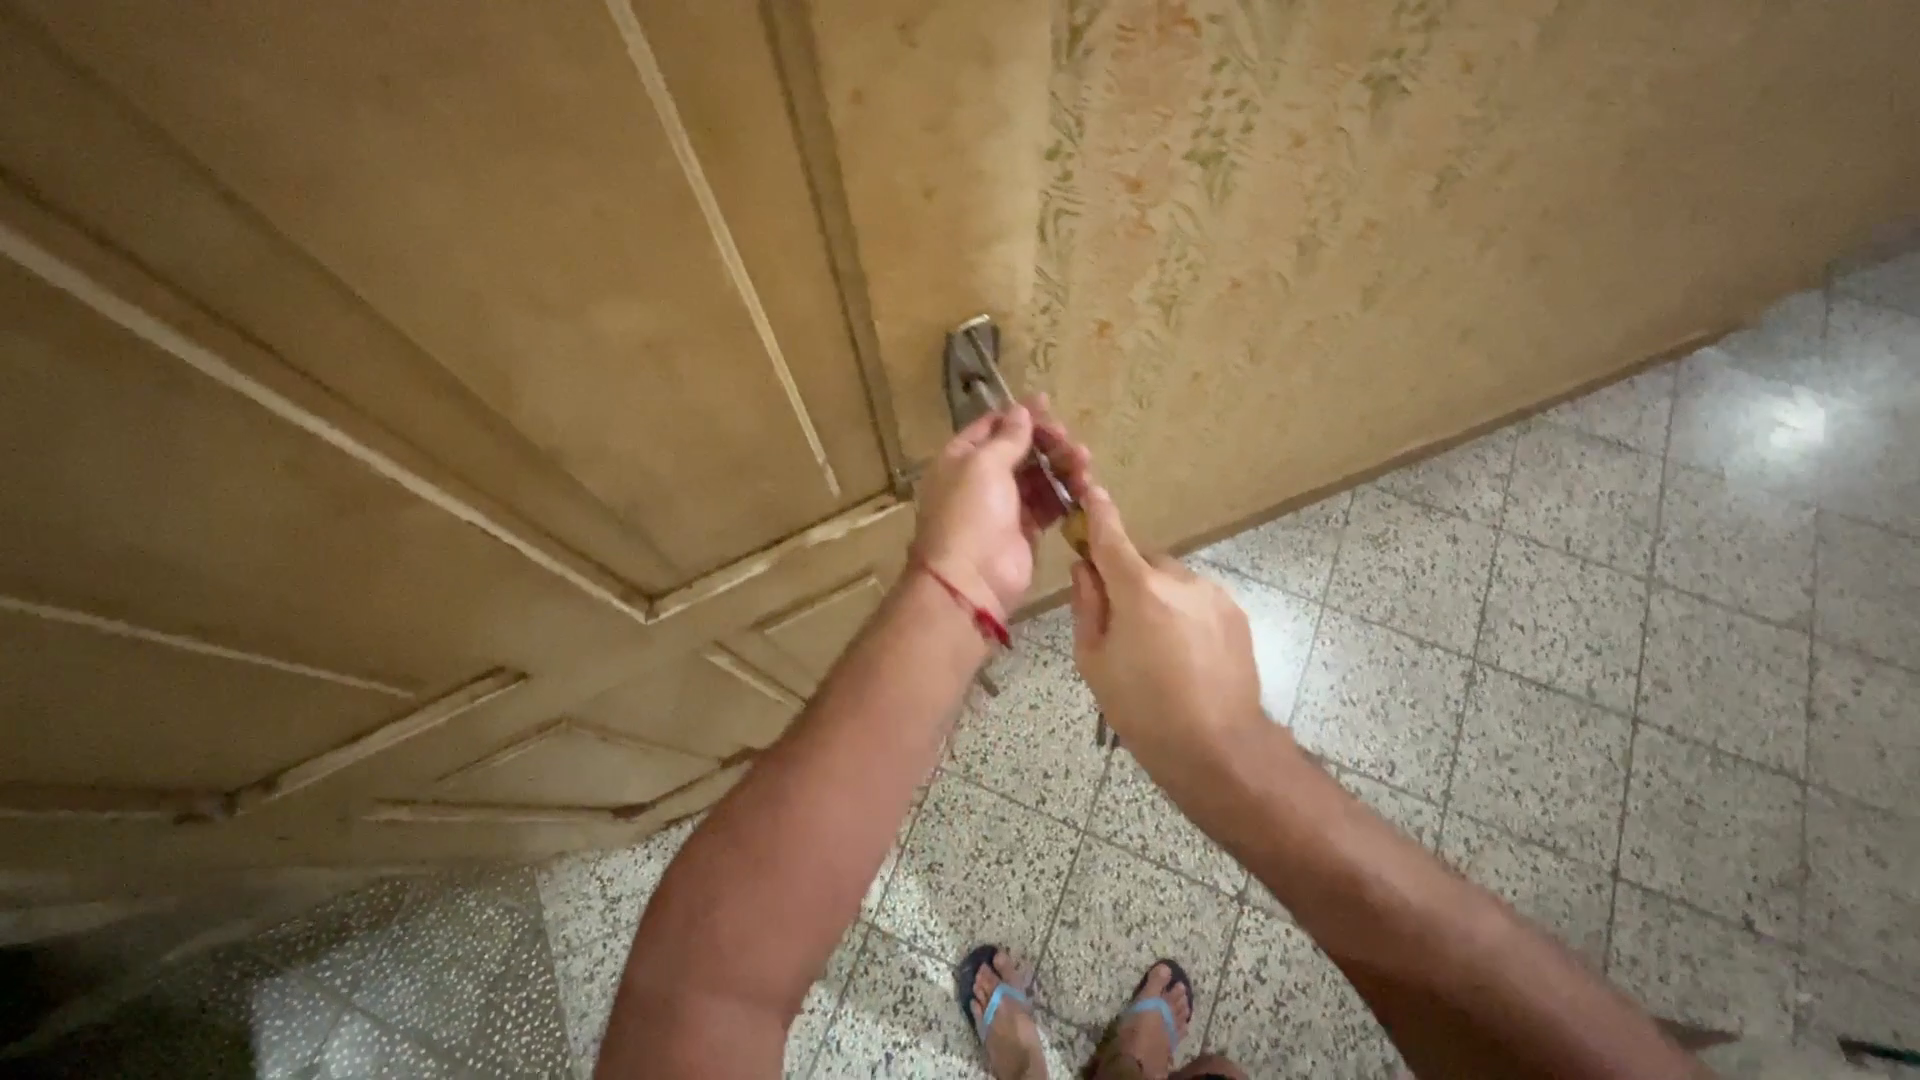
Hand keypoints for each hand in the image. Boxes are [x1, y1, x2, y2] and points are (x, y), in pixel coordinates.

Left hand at [912, 395, 1090, 619]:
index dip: (1019, 415)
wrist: (971, 580)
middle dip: (1047, 442)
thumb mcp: (984, 465)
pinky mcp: (1024, 530)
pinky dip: (1065, 494)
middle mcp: (979, 480)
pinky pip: (1048, 505)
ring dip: (1061, 466)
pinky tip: (1085, 487)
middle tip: (1070, 441)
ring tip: (1084, 463)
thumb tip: (1021, 412)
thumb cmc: (971, 513)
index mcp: (960, 459)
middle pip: (1018, 451)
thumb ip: (1007, 438)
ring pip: (1037, 477)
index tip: (1048, 405)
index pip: (991, 428)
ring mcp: (1002, 507)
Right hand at [1067, 489, 1275, 782]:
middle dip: (1126, 577)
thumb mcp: (1094, 661)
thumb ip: (1087, 606)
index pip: (1112, 538)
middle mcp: (1181, 581)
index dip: (1098, 513)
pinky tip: (1182, 654)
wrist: (1218, 747)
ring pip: (1171, 581)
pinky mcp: (1235, 614)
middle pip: (1142, 561)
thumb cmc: (1142, 710)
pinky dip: (1182, 613)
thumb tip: (1086, 569)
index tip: (1091, 491)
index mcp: (1140, 591)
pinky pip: (1196, 599)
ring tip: (1154, 647)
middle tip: (1117, 620)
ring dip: (1157, 597)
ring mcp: (1214, 596)